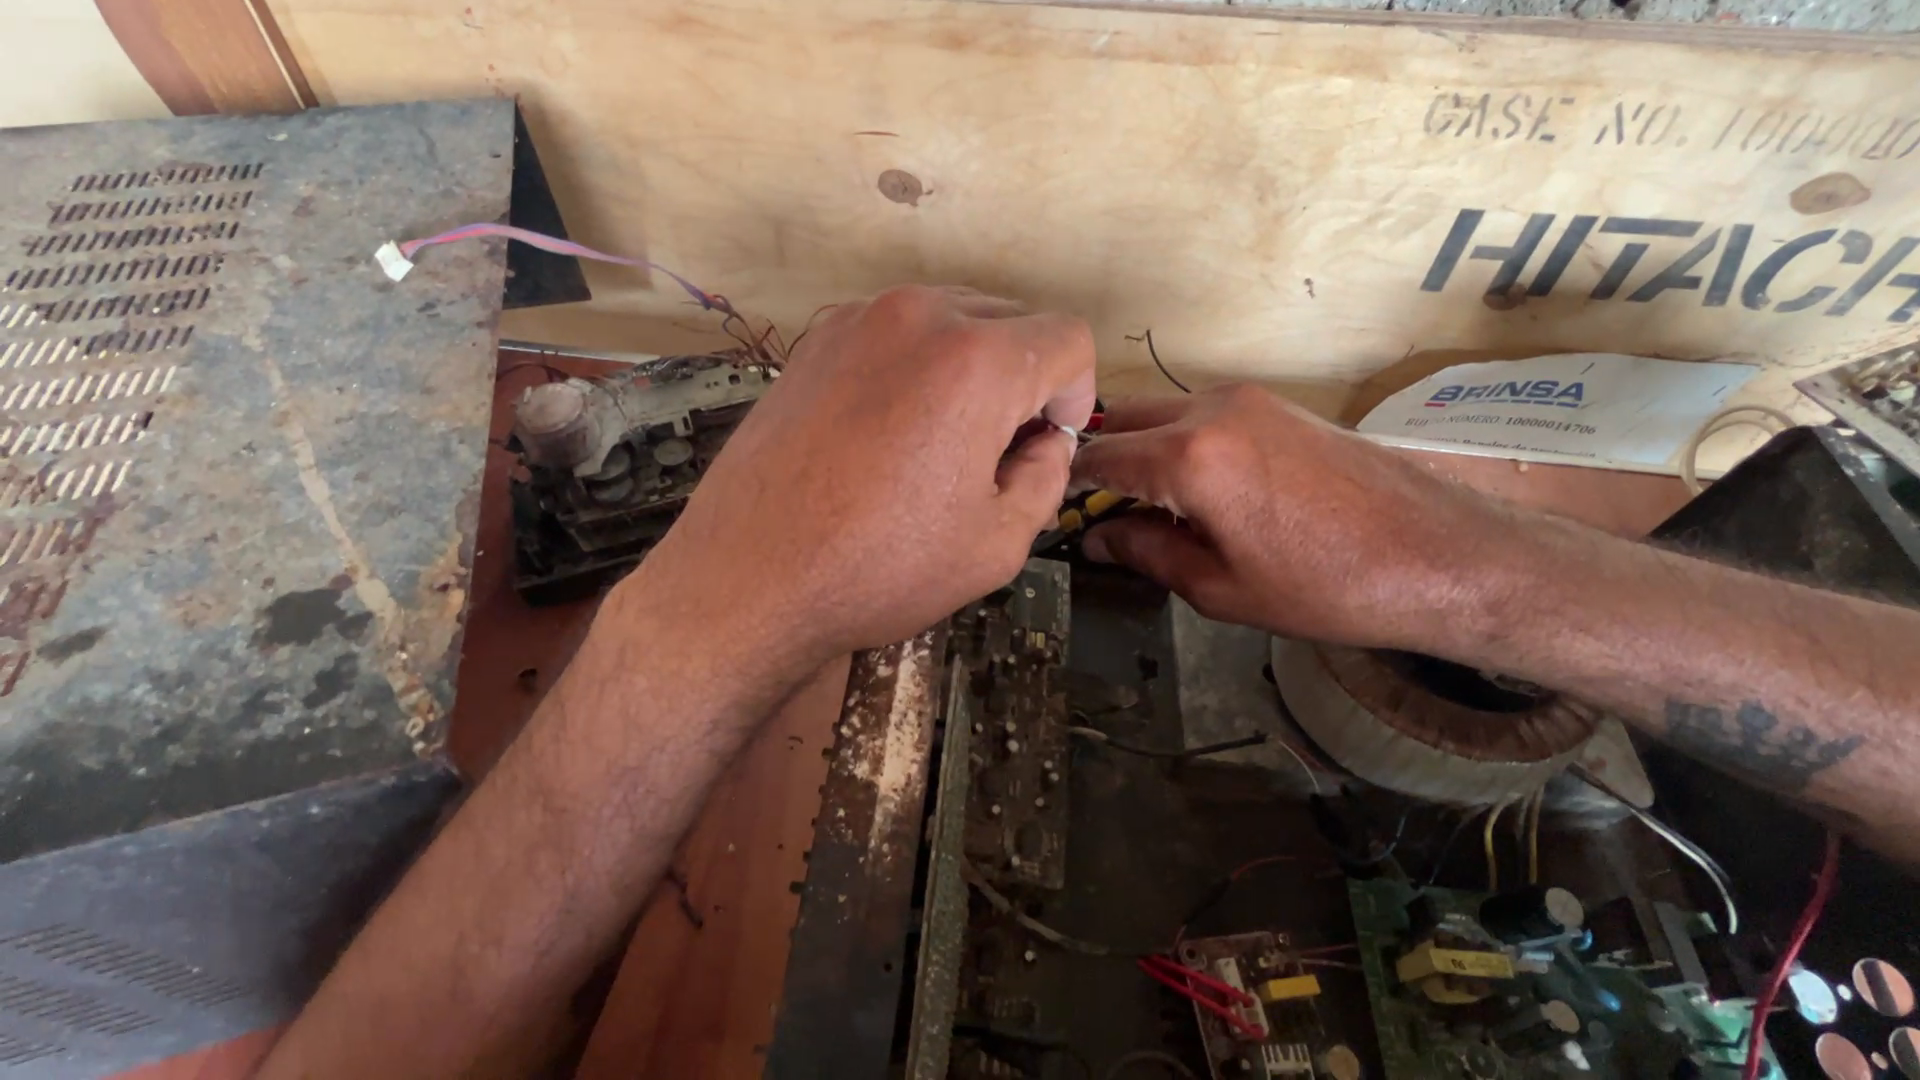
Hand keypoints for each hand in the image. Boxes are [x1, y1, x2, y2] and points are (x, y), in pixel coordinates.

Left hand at [636, 285, 1095, 662]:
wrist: (748, 579)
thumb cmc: (880, 568)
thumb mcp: (998, 543)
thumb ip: (1047, 475)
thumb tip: (1045, 440)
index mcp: (977, 361)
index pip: (1068, 339)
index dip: (1074, 395)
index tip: (1044, 444)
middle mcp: (918, 315)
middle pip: (1011, 321)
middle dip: (1022, 379)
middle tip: (995, 451)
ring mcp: (857, 319)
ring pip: (951, 320)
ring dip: (968, 369)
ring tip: (938, 443)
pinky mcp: (814, 340)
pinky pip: (895, 334)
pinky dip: (914, 366)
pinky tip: (887, 432)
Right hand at [1070, 385, 1517, 649]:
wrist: (1440, 554)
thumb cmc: (1326, 586)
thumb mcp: (1220, 587)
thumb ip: (1145, 553)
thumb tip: (1097, 538)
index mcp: (1190, 456)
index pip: (1098, 457)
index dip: (1066, 484)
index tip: (1051, 508)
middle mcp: (1212, 408)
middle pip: (1123, 419)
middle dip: (1099, 459)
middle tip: (1092, 510)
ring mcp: (1249, 399)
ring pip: (1162, 412)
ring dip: (1139, 449)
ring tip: (1144, 506)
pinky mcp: (1278, 404)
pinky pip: (1202, 414)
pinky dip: (1179, 442)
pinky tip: (1193, 489)